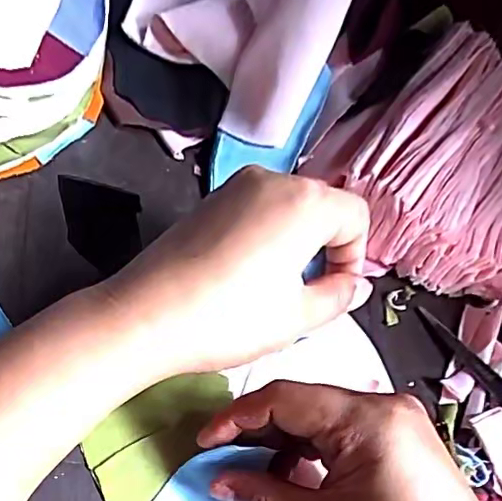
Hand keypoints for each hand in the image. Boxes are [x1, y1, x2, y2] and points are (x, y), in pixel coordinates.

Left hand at [98, 167, 372, 373]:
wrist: (146, 317)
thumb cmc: (227, 320)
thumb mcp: (296, 319)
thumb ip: (338, 297)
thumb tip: (353, 285)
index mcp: (304, 201)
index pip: (356, 215)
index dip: (355, 257)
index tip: (335, 292)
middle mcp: (271, 180)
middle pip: (320, 209)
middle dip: (322, 253)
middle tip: (303, 300)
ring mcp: (233, 189)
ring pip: (285, 213)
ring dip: (291, 249)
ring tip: (268, 296)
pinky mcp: (206, 205)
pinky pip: (253, 216)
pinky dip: (260, 244)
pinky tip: (239, 284)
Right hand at [197, 381, 501, 500]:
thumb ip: (264, 495)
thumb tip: (222, 480)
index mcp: (366, 419)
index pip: (283, 398)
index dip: (235, 418)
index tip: (206, 441)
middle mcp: (383, 405)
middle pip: (300, 402)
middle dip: (255, 430)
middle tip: (222, 460)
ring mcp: (393, 417)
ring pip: (317, 414)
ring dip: (280, 440)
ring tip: (252, 472)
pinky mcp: (396, 433)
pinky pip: (338, 428)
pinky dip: (308, 447)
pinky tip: (290, 472)